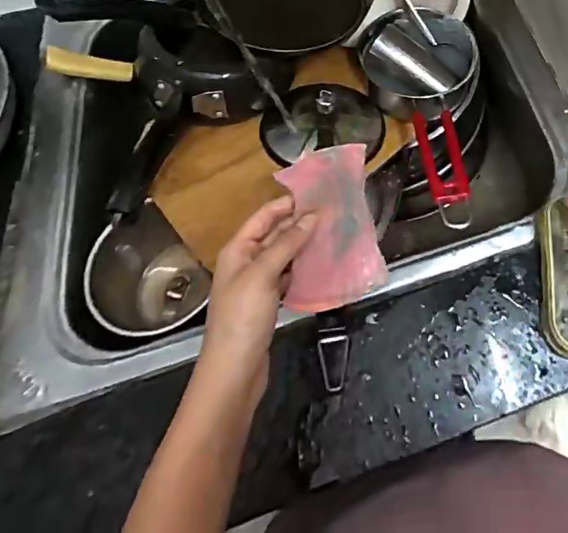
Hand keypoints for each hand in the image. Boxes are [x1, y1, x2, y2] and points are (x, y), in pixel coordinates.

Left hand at [201, 196, 317, 385]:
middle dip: (301, 223)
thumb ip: (287, 244)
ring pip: (285, 255)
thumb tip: (311, 216)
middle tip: (333, 213)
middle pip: (276, 233)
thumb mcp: (263, 275)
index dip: (288, 204)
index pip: (264, 216)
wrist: (233, 373)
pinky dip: (304, 268)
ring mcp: (258, 283)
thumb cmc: (242, 319)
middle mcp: (247, 262)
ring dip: (305, 245)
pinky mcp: (269, 301)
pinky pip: (289, 275)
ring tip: (334, 233)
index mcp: (238, 250)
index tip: (318, 195)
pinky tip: (323, 264)